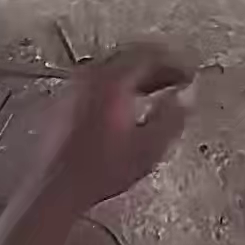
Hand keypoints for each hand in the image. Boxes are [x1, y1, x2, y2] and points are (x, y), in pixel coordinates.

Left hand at [39, 44, 193, 209]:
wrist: (56, 188)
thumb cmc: (98, 170)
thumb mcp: (149, 147)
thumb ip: (172, 116)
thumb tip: (187, 96)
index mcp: (114, 81)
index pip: (151, 56)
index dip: (175, 64)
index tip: (189, 73)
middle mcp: (92, 76)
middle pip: (131, 55)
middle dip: (158, 65)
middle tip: (176, 77)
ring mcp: (76, 86)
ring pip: (114, 66)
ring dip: (138, 74)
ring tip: (157, 89)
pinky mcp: (66, 99)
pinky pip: (99, 79)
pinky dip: (119, 83)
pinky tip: (127, 102)